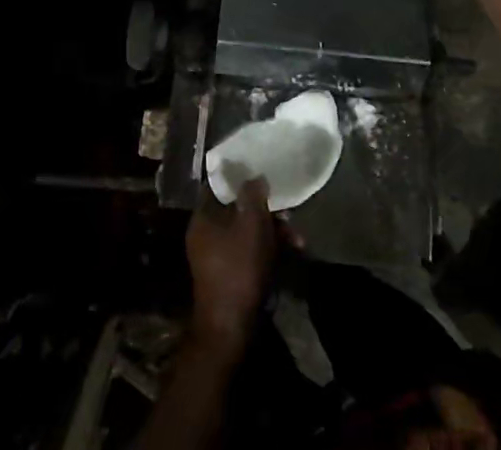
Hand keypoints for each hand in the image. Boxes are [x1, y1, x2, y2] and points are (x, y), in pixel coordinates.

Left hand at [187, 178, 275, 347]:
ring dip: (273, 232)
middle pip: (237, 209)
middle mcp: (205, 233)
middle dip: (266, 212)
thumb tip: (255, 177)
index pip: (218, 185)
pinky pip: (249, 250)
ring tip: (298, 240)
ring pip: (247, 231)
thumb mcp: (251, 225)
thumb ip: (253, 196)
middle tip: (289, 215)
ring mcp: (216, 255)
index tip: (262, 174)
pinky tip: (291, 254)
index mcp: (203, 217)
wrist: (231, 326)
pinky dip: (268, 250)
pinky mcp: (229, 273)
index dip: (240, 178)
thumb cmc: (240, 267)